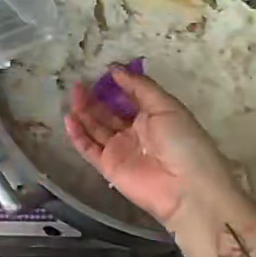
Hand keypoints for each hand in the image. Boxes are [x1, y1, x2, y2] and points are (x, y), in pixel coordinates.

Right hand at [64, 68, 250, 227]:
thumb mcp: (166, 106)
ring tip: (72, 95)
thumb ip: (140, 87)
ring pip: (96, 128)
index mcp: (153, 116)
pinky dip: (78, 135)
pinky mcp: (108, 167)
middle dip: (94, 98)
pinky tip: (69, 118)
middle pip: (109, 113)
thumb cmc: (182, 141)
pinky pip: (89, 148)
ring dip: (84, 112)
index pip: (129, 98)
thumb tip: (115, 70)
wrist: (185, 187)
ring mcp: (121, 150)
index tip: (101, 71)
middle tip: (78, 84)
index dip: (116, 85)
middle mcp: (135, 132)